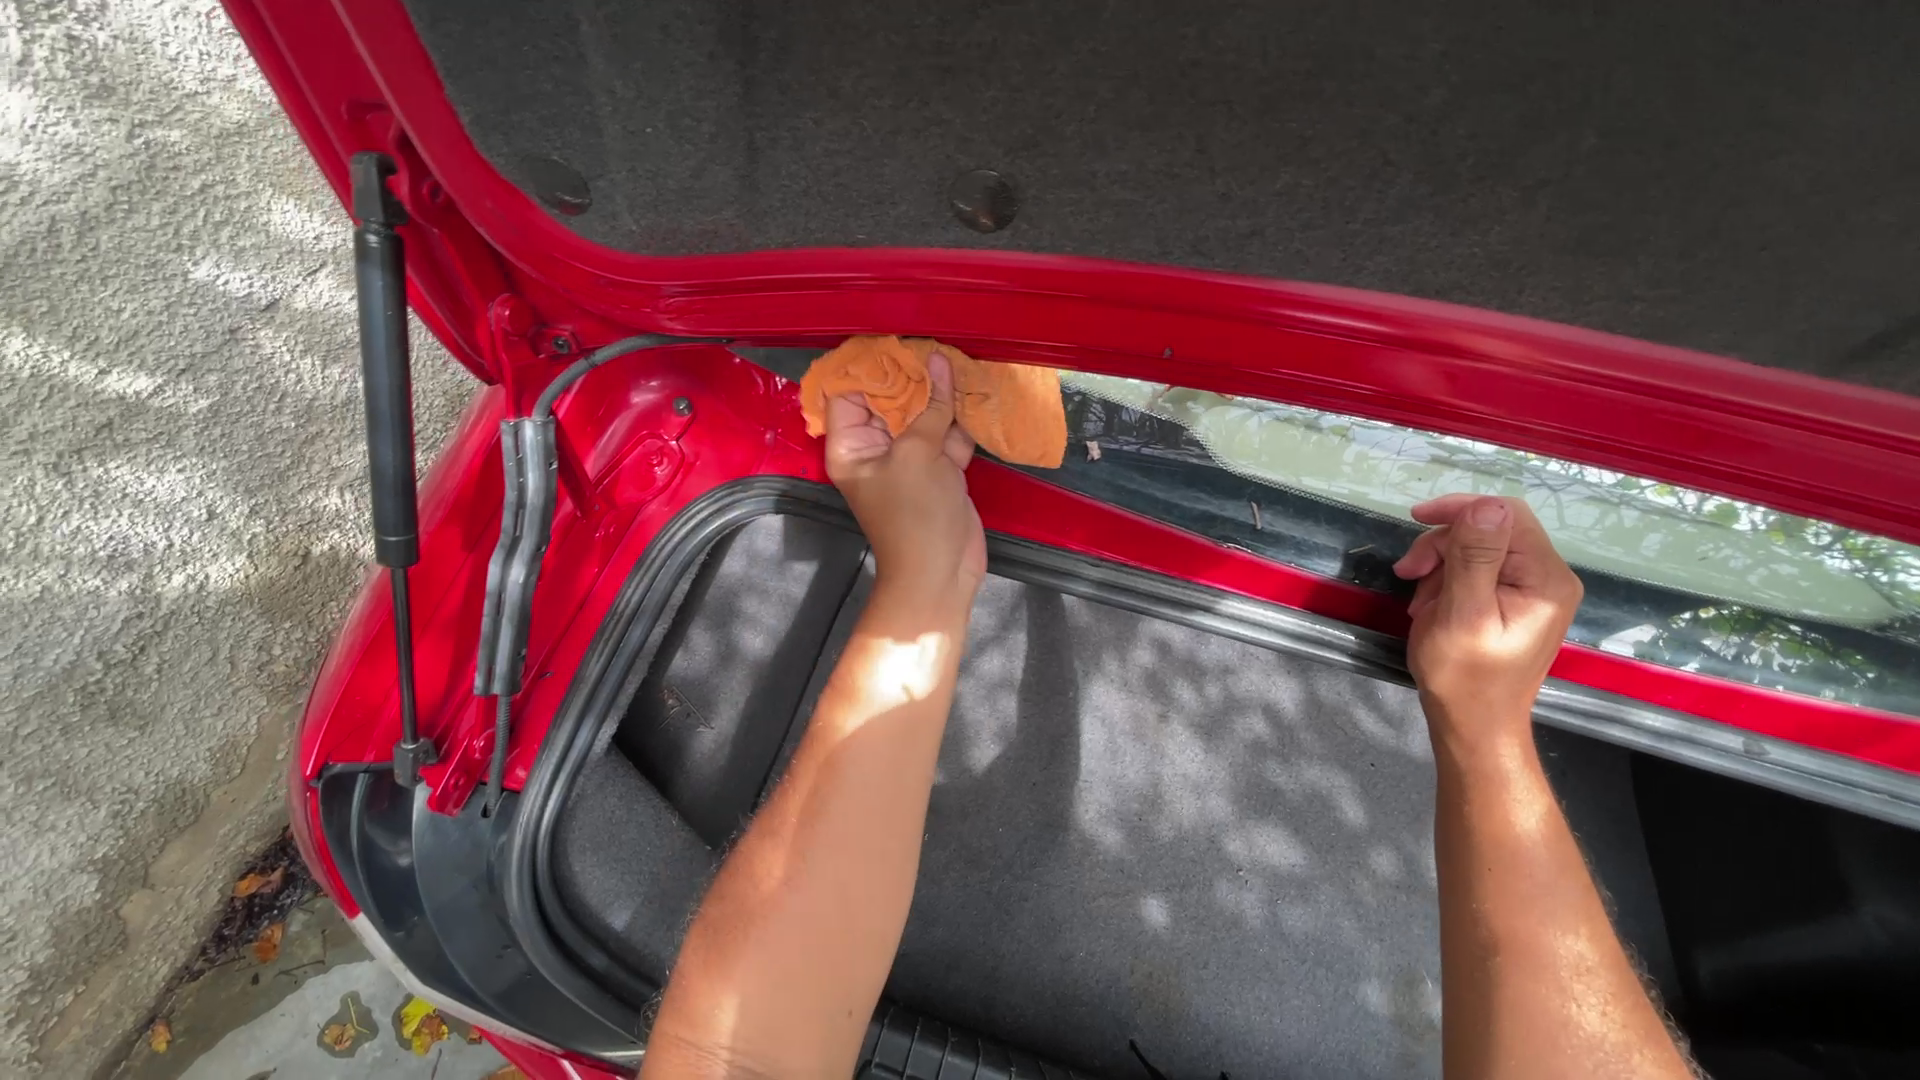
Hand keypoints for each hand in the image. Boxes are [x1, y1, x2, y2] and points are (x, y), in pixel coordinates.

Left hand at [824, 351, 985, 610]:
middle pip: (890, 401)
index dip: (869, 368)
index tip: (897, 343)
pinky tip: (976, 391)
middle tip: (934, 344)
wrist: (940, 573)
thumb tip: (937, 360)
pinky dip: (962, 419)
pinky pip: (947, 436)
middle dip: (913, 375)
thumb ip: (931, 406)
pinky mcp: (940, 471)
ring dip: (942, 394)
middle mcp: (877, 448)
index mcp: (852, 445)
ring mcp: (910, 460)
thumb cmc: (915, 514)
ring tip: (959, 359)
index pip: (849, 394)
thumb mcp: (918, 453)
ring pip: (923, 416)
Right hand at [1392, 495, 1583, 756]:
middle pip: (1490, 530)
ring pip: (1478, 549)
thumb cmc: (1463, 675)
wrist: (1473, 724)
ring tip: (1420, 601)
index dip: (1459, 510)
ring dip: (1440, 566)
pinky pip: (1478, 570)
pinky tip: (1432, 606)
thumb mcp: (1461, 613)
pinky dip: (1447, 581)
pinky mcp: (1516, 602)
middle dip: (1443, 545)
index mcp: (1545, 578)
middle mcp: (1549, 578)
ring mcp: (1534, 591)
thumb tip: (1485, 505)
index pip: (1505, 515)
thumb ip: (1475, 558)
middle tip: (1407, 574)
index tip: (1414, 521)